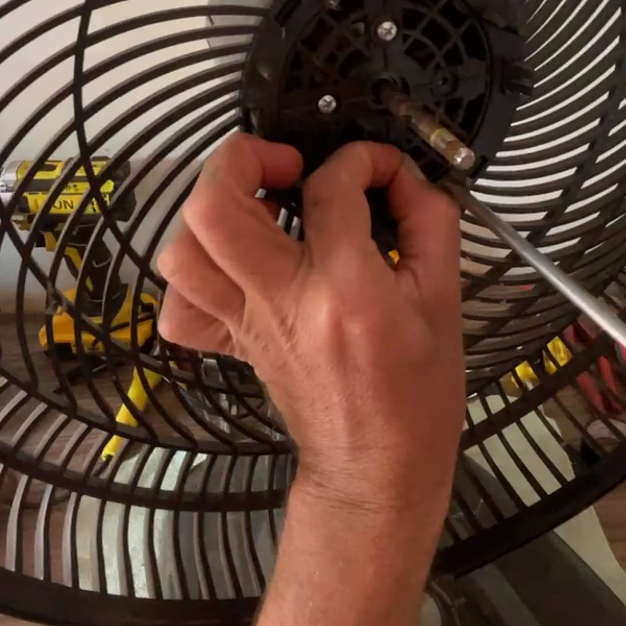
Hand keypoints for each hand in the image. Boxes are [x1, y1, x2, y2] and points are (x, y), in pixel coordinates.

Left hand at [155, 134, 465, 523]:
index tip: (375, 166)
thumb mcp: (445, 300)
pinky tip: (234, 261)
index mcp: (346, 292)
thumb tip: (404, 177)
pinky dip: (194, 273)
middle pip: (216, 208)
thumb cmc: (416, 393)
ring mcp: (249, 324)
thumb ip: (428, 222)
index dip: (358, 160)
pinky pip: (180, 306)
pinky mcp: (234, 341)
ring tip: (257, 205)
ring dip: (211, 208)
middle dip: (241, 158)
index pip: (329, 190)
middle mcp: (284, 303)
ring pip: (184, 251)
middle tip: (283, 163)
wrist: (377, 467)